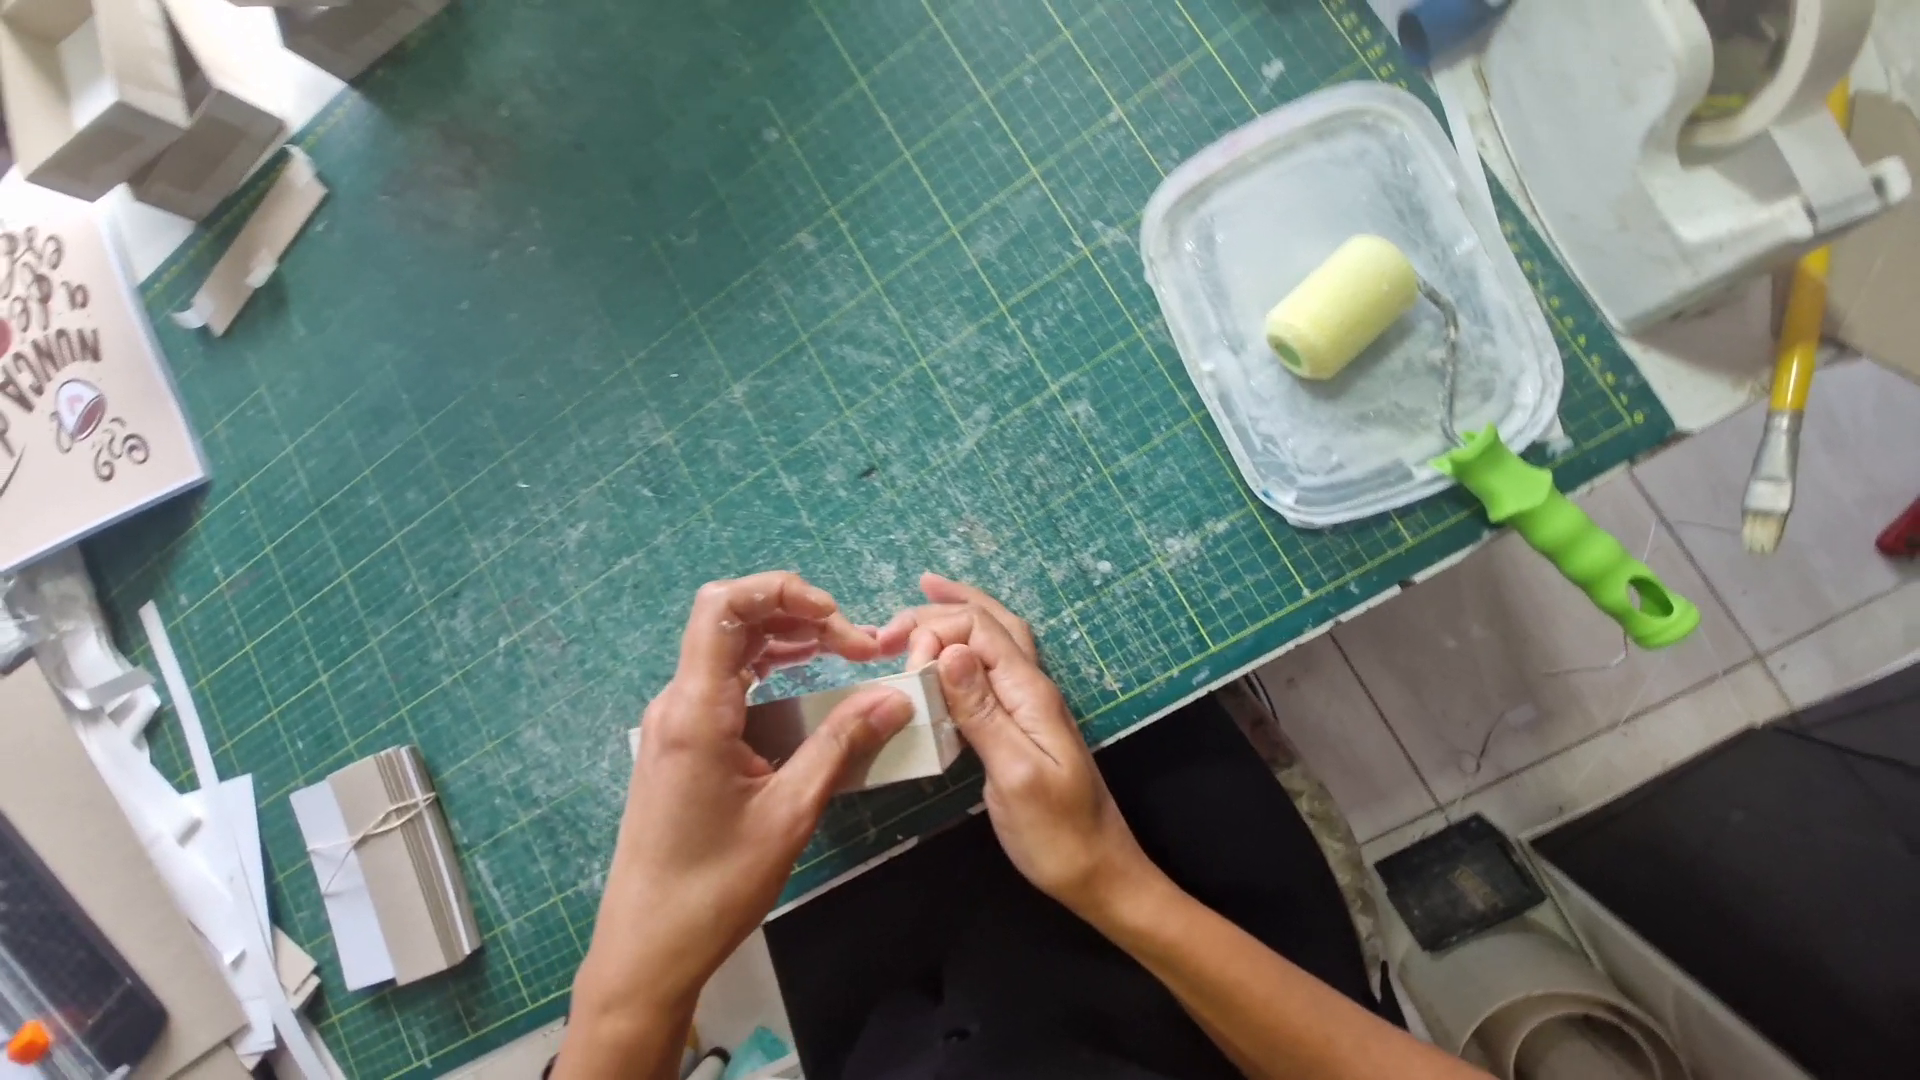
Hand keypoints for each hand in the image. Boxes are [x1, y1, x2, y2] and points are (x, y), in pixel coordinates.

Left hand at [576, 573, 913, 1012]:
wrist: (647, 951)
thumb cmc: (715, 887)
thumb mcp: (791, 813)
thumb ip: (843, 745)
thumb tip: (895, 697)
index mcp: (696, 710)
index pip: (724, 606)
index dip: (782, 591)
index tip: (836, 617)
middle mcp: (678, 702)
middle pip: (732, 618)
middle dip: (799, 614)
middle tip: (857, 645)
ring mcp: (676, 720)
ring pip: (732, 647)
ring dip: (787, 638)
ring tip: (844, 654)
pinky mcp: (684, 740)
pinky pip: (729, 680)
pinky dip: (771, 667)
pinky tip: (808, 679)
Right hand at [880, 574, 1157, 920]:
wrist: (1099, 873)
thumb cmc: (1056, 833)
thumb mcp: (1014, 773)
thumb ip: (982, 711)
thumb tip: (949, 650)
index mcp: (1030, 691)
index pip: (980, 629)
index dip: (936, 630)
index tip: (897, 660)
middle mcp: (1032, 687)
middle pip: (991, 623)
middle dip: (943, 609)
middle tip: (891, 622)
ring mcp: (1029, 705)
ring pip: (996, 641)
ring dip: (959, 617)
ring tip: (925, 599)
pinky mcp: (1022, 726)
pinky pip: (991, 671)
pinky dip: (965, 651)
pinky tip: (948, 657)